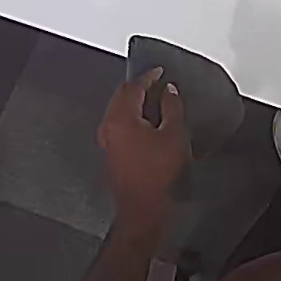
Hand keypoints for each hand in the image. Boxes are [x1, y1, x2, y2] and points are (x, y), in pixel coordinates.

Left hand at [98, 69, 188, 227]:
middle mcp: (108, 126)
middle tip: (156, 82)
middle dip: (138, 86)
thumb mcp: (174, 134)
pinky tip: (146, 120)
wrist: (144, 208)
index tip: (159, 72)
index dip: (148, 76)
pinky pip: (118, 123)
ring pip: (118, 109)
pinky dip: (131, 115)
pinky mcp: (110, 152)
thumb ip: (172, 106)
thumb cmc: (159, 172)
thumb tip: (168, 91)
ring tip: (154, 99)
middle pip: (121, 96)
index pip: (133, 87)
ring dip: (134, 101)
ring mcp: (107, 141)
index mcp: (121, 118)